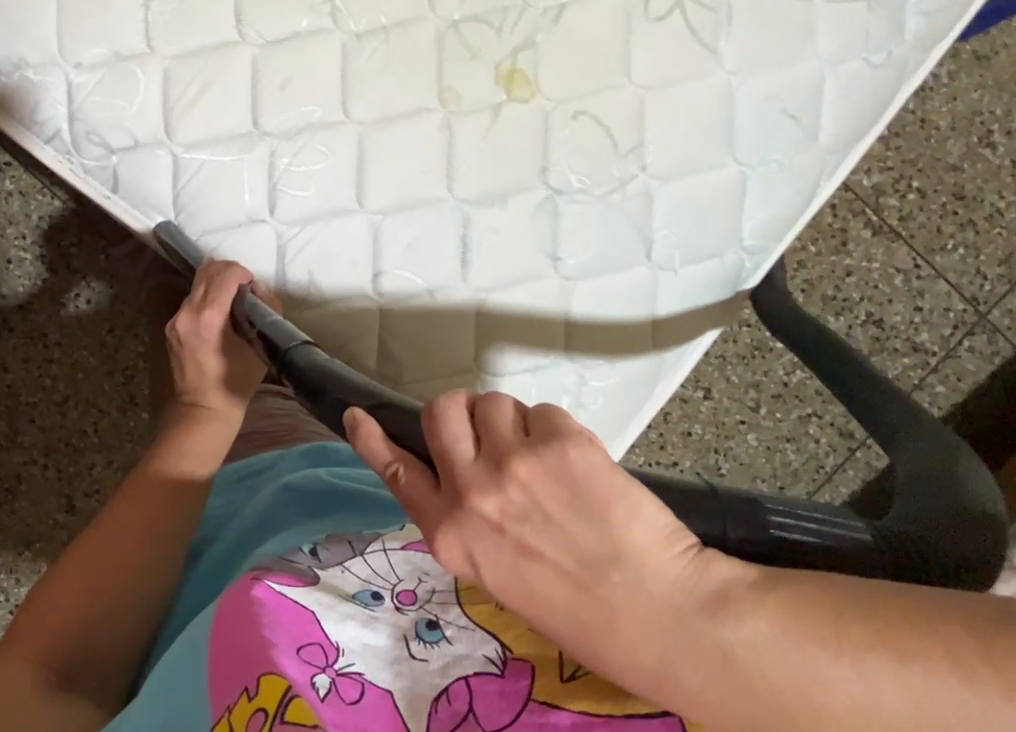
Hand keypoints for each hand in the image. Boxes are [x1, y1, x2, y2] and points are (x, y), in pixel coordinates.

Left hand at [162, 260, 274, 422]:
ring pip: (196, 285)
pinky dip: (206, 298)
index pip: (224, 275)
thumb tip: (257, 289)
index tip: (252, 283)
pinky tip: (219, 313)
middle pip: (206, 272)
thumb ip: (265, 311)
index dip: (241, 272)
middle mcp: (187, 312)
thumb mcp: (260, 346)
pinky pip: (190, 301)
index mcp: (209, 317)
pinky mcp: (170, 327)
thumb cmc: (237, 383)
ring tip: (233, 297)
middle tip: (245, 284)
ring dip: (216, 283)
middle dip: (228, 271)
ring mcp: (175, 320)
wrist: (203, 410)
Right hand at [344, 391, 741, 679]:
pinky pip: (542, 411)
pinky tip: (580, 466)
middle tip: (488, 432)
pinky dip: (556, 430)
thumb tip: (465, 475)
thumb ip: (468, 522)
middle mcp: (469, 492)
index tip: (356, 414)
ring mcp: (512, 463)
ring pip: (491, 403)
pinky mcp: (558, 443)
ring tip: (544, 457)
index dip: (372, 439)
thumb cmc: (577, 610)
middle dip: (460, 413)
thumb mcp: (497, 575)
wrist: (658, 613)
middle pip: (440, 412)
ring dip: (512, 420)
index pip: (397, 471)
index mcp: (450, 534)